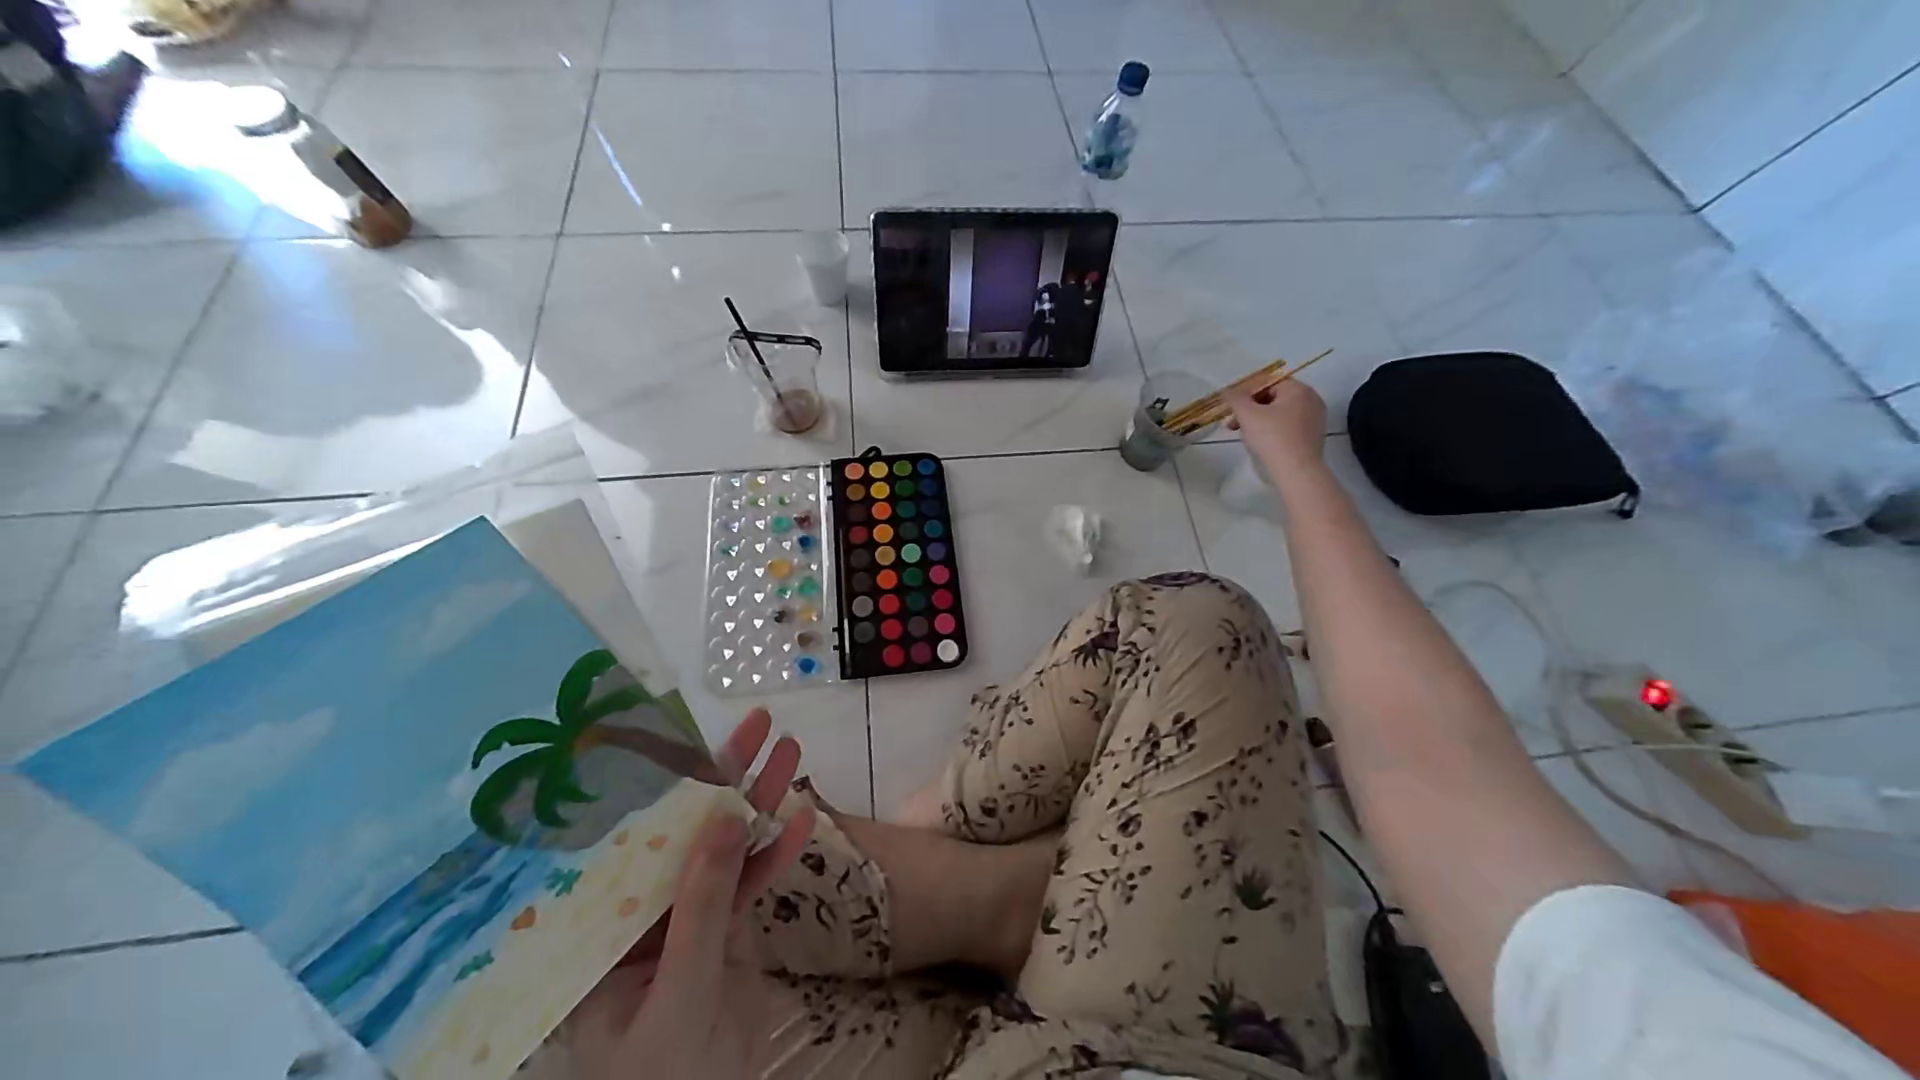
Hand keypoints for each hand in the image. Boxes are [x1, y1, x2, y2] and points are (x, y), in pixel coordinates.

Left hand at [562, 709, 815, 1079]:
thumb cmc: (659, 1074)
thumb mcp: (679, 988)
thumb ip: (704, 904)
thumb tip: (725, 818)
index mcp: (604, 919)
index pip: (633, 836)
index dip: (666, 782)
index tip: (697, 735)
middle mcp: (644, 905)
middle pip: (688, 828)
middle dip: (726, 776)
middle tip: (761, 725)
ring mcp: (691, 915)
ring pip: (728, 847)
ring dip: (761, 802)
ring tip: (791, 753)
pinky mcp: (728, 930)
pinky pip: (753, 884)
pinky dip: (778, 853)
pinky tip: (803, 819)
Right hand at [1227, 378, 1327, 475]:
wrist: (1296, 470)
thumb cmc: (1271, 437)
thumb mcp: (1247, 414)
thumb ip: (1235, 398)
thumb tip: (1226, 390)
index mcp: (1298, 389)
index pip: (1267, 384)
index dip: (1246, 396)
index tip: (1232, 411)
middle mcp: (1311, 399)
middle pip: (1274, 399)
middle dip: (1251, 410)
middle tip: (1234, 425)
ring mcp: (1316, 418)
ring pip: (1281, 414)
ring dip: (1260, 421)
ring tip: (1246, 436)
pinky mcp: (1315, 435)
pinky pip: (1290, 426)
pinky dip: (1275, 431)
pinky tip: (1264, 444)